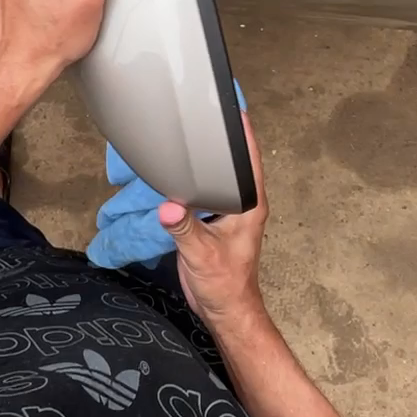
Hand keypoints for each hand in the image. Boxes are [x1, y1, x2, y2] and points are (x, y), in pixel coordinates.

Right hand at [158, 113, 269, 330]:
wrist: (223, 310)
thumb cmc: (224, 284)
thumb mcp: (202, 255)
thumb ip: (185, 230)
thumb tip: (167, 208)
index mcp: (249, 205)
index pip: (250, 160)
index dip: (244, 133)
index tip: (233, 106)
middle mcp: (240, 202)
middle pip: (231, 162)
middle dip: (219, 137)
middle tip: (201, 110)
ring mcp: (225, 210)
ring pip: (215, 175)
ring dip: (202, 157)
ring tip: (185, 131)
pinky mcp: (209, 218)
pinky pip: (200, 189)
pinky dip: (188, 176)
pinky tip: (171, 167)